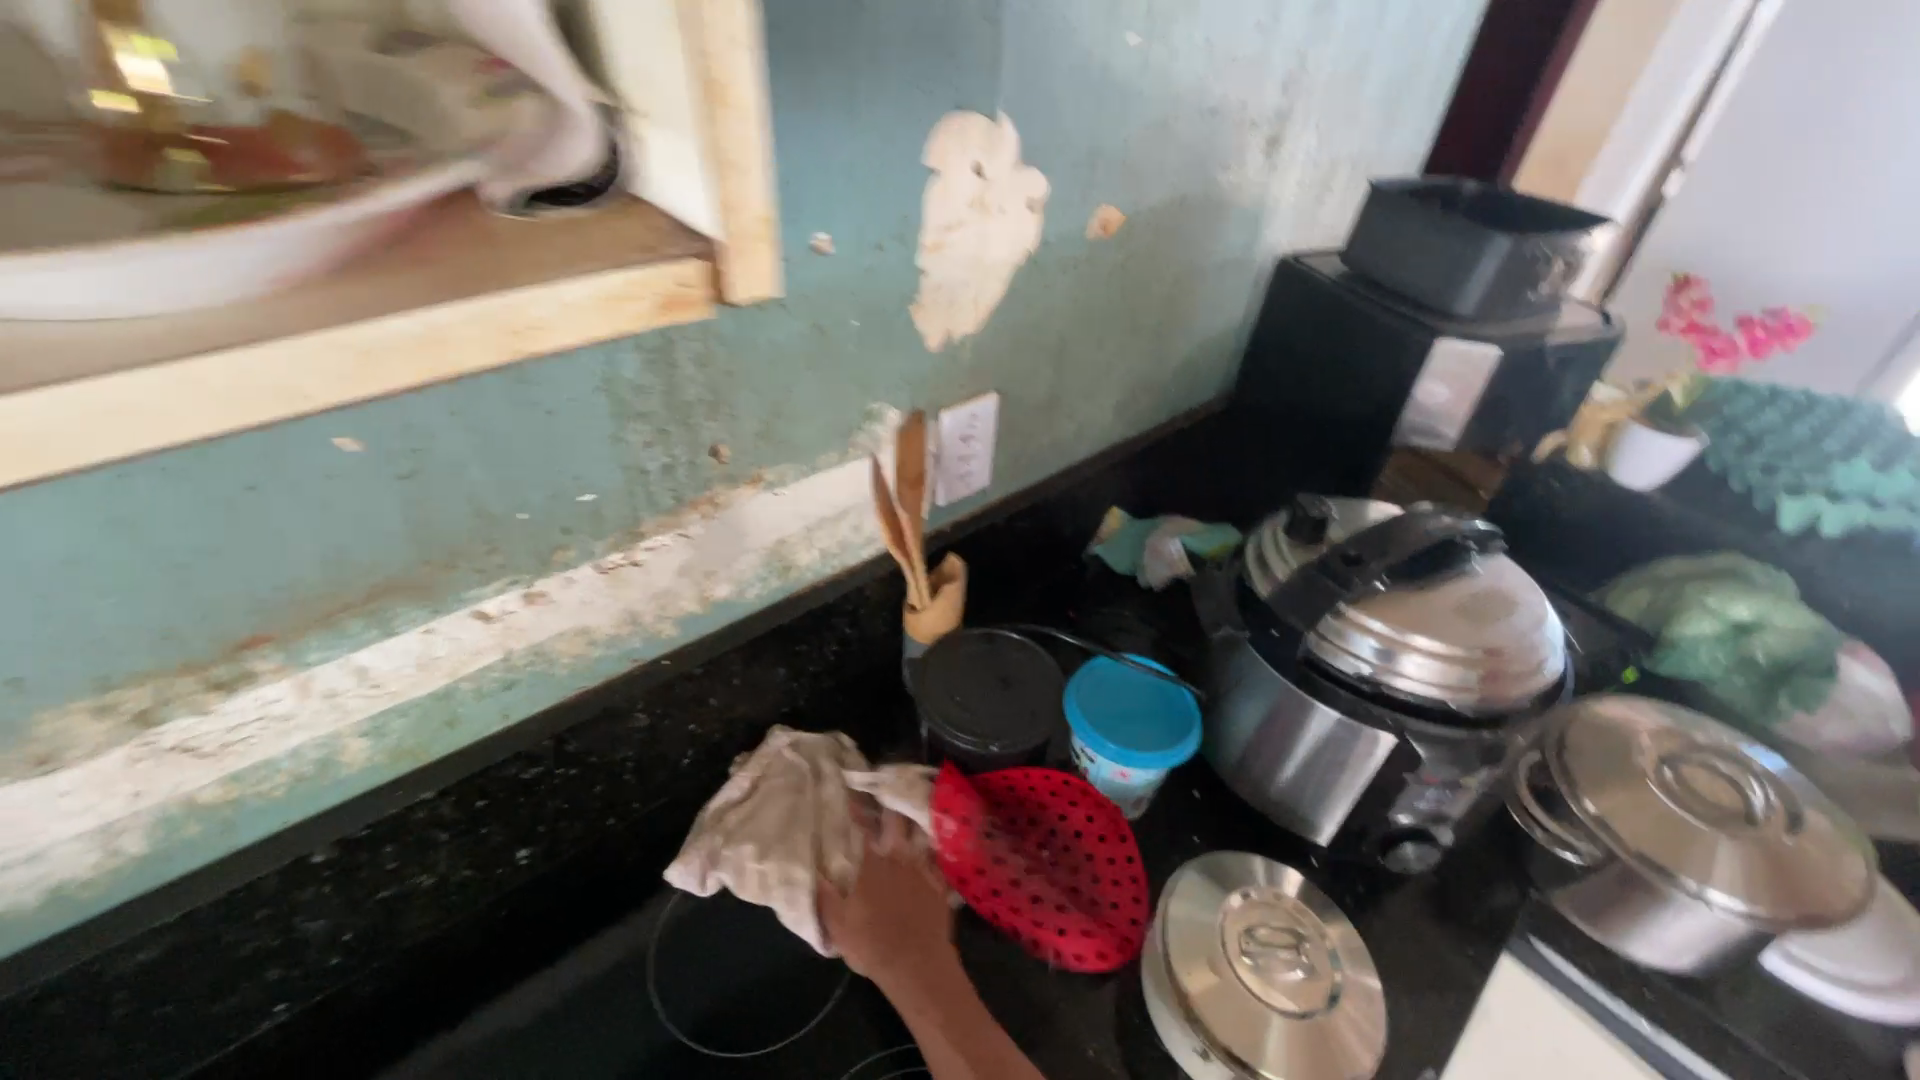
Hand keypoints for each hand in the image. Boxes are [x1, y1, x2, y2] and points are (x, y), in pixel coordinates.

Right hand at [818, 809, 953, 988]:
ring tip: (914, 806)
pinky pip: (939, 857)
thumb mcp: (836, 924)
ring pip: (920, 833)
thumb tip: (811, 868)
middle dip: (890, 804)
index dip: (856, 807)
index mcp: (870, 864)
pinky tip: (937, 842)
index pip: (861, 826)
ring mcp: (922, 869)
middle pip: (896, 821)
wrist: (917, 965)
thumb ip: (824, 894)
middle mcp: (897, 858)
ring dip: (915, 820)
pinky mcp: (940, 883)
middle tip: (887, 791)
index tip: (851, 791)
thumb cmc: (871, 945)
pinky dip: (935, 848)